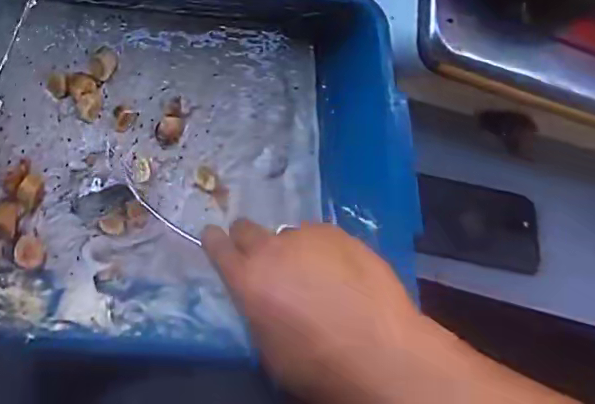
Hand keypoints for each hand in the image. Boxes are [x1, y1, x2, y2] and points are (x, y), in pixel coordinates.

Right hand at [202, 220, 434, 403]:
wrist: (381, 350)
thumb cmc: (320, 365)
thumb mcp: (272, 353)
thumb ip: (258, 313)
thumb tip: (261, 299)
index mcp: (249, 280)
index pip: (218, 247)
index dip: (214, 242)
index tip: (213, 237)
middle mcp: (272, 249)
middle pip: (246, 228)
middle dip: (248, 240)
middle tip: (262, 260)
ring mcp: (306, 235)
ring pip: (287, 236)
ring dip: (292, 251)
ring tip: (314, 278)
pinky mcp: (336, 231)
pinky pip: (319, 237)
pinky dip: (322, 252)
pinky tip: (341, 275)